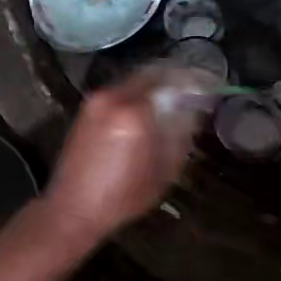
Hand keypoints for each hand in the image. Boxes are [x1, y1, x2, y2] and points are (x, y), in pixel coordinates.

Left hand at [40, 67, 206, 244]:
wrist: (74, 205)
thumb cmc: (123, 195)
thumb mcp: (164, 169)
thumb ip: (180, 132)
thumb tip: (190, 109)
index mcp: (134, 112)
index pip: (171, 80)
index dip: (192, 80)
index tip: (206, 86)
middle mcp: (112, 98)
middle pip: (149, 75)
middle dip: (172, 80)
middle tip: (189, 91)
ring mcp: (94, 102)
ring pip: (131, 83)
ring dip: (152, 87)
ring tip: (169, 102)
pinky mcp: (84, 110)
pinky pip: (116, 94)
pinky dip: (134, 97)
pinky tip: (144, 114)